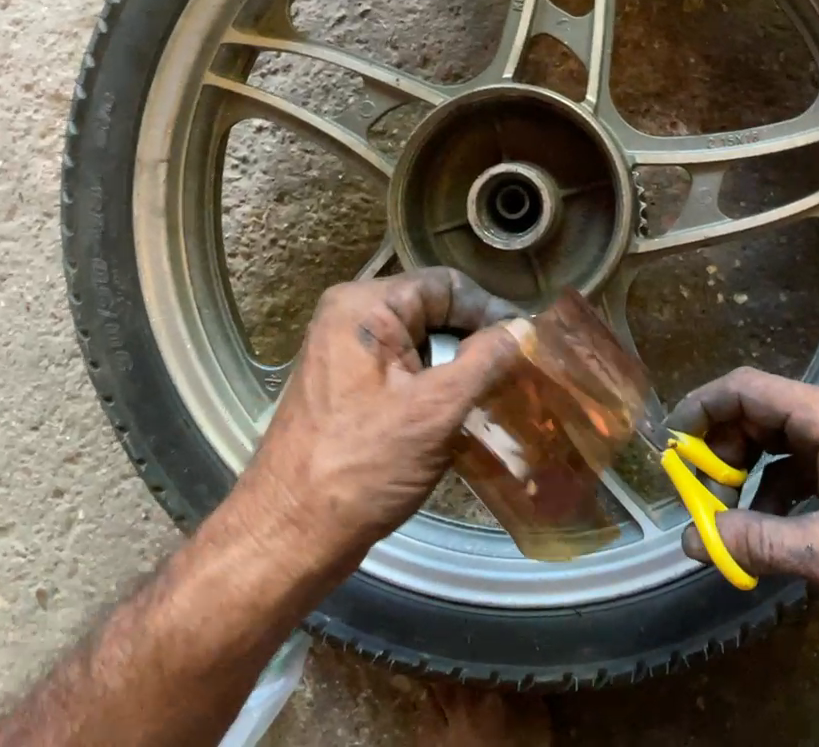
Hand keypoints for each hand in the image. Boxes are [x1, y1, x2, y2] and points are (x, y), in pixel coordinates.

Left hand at [231, 268, 524, 565]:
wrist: (289, 534)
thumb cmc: (362, 465)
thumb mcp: (436, 409)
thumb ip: (487, 360)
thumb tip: (526, 329)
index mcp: (366, 307)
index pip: (448, 285)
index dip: (493, 311)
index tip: (530, 346)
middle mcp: (351, 319)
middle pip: (435, 311)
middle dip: (479, 341)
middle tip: (522, 373)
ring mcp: (346, 356)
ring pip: (423, 344)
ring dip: (462, 368)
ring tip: (502, 395)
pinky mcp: (348, 390)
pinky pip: (405, 372)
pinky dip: (438, 388)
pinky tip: (466, 415)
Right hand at [669, 368, 818, 621]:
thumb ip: (757, 541)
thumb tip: (690, 539)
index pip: (747, 388)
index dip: (702, 407)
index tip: (672, 442)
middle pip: (756, 408)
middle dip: (720, 446)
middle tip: (699, 491)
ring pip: (773, 432)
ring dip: (744, 466)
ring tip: (728, 511)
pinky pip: (796, 454)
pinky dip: (771, 480)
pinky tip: (767, 521)